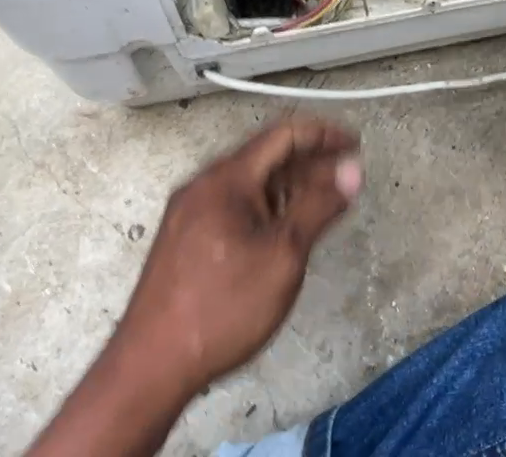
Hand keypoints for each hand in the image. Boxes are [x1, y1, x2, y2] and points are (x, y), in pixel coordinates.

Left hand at [113, 117, 362, 395]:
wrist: (149, 369)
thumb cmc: (223, 307)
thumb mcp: (284, 254)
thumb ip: (320, 205)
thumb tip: (352, 169)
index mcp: (226, 179)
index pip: (283, 135)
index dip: (324, 134)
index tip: (355, 145)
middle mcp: (203, 186)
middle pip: (265, 156)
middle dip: (311, 161)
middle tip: (347, 177)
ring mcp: (189, 213)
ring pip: (250, 183)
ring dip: (291, 185)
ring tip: (325, 203)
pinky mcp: (184, 239)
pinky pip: (234, 205)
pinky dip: (267, 206)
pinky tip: (285, 229)